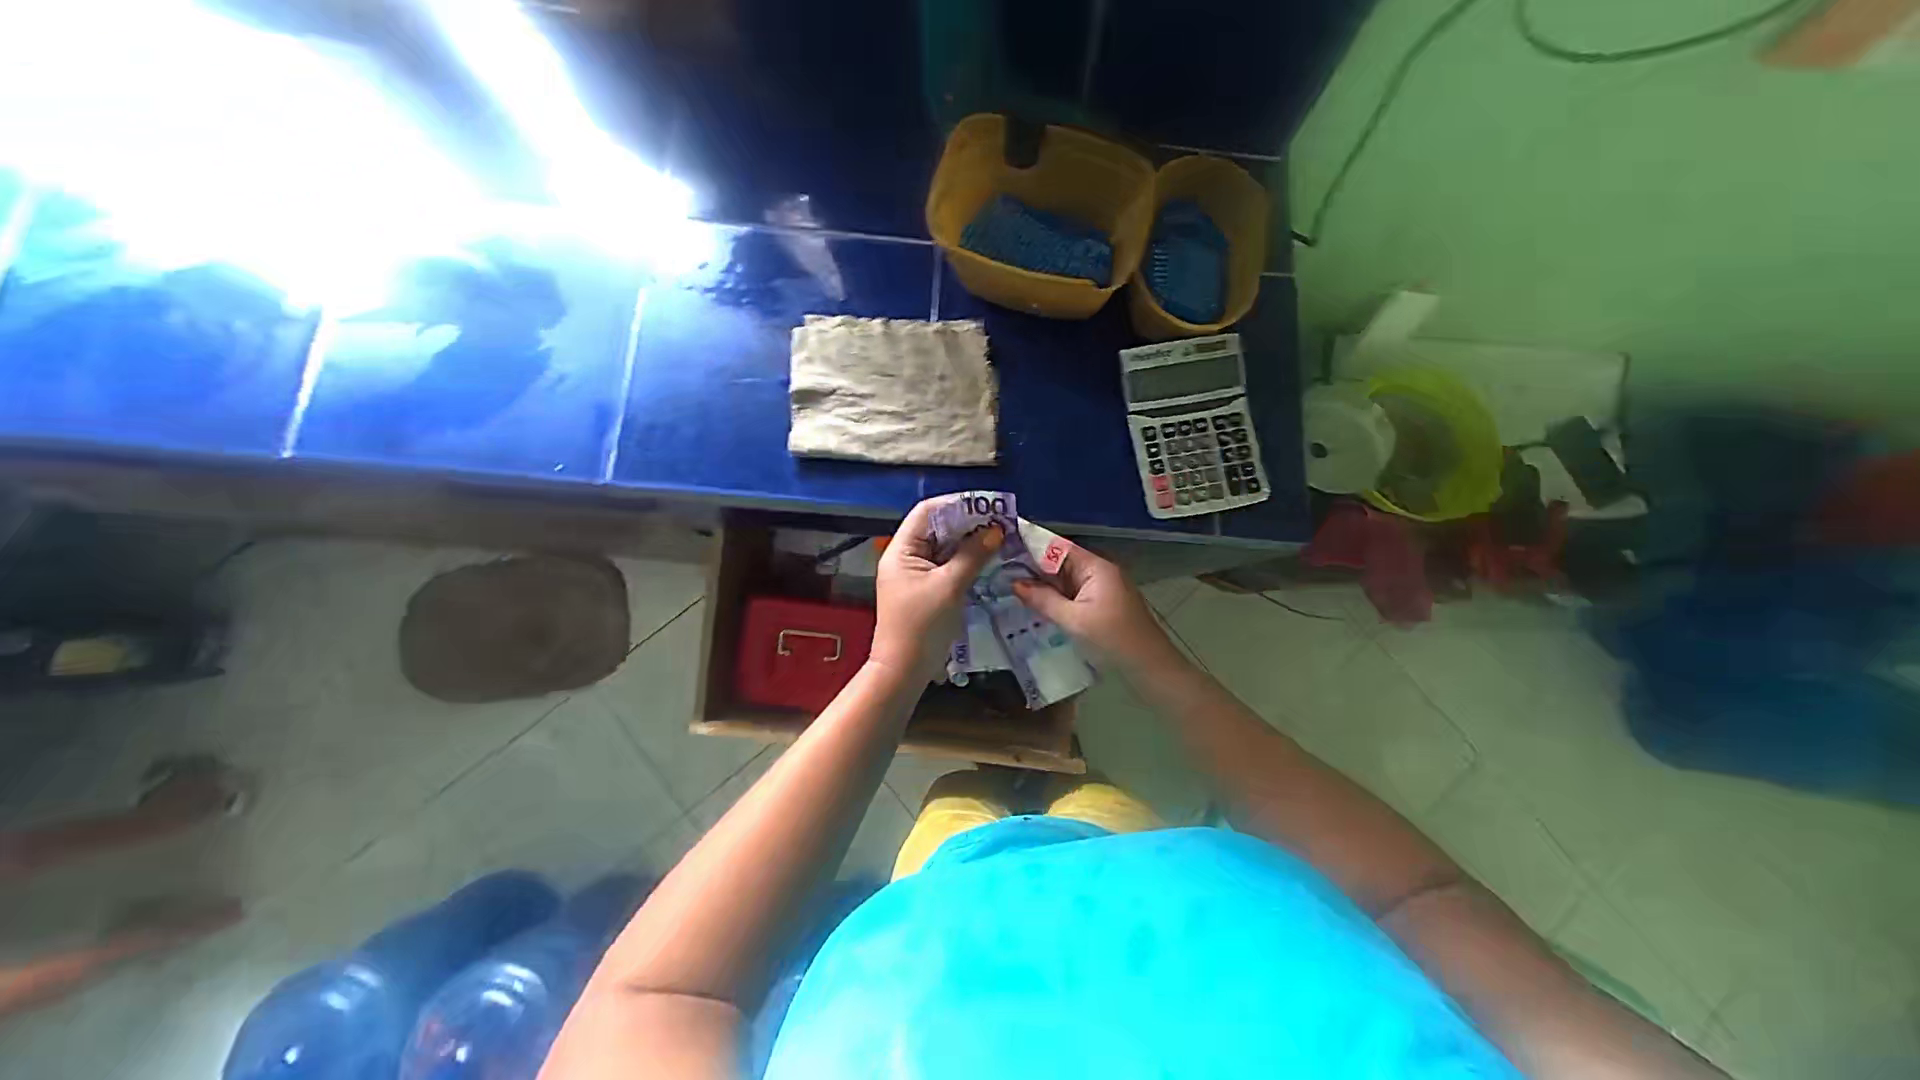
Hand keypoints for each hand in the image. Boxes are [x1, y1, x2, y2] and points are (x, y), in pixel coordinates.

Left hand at [870, 498, 1002, 684]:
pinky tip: (988, 560)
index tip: (988, 506)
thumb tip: (996, 530)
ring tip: (999, 538)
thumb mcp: (950, 586)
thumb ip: (972, 555)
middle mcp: (905, 557)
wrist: (904, 671)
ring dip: (969, 542)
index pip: (927, 511)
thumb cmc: (922, 626)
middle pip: (937, 528)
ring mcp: (915, 575)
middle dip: (968, 523)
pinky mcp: (926, 590)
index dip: (957, 504)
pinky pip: (947, 566)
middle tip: (1000, 522)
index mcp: (901, 550)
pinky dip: (966, 561)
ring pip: (945, 548)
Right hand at [1011, 546, 1183, 672]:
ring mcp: (1100, 589)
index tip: (1003, 544)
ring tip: (1005, 582)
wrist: (1150, 668)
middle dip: (1031, 565)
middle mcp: (1098, 572)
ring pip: (1064, 580)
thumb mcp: (1074, 620)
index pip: (1058, 547)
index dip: (1031, 544)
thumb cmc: (1114, 640)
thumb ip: (1043, 600)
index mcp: (1096, 567)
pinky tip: (1030, 601)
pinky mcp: (1100, 605)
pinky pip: (1071, 594)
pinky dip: (1053, 596)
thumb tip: (1014, 583)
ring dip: (1040, 583)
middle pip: (1059, 562)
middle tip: (996, 567)